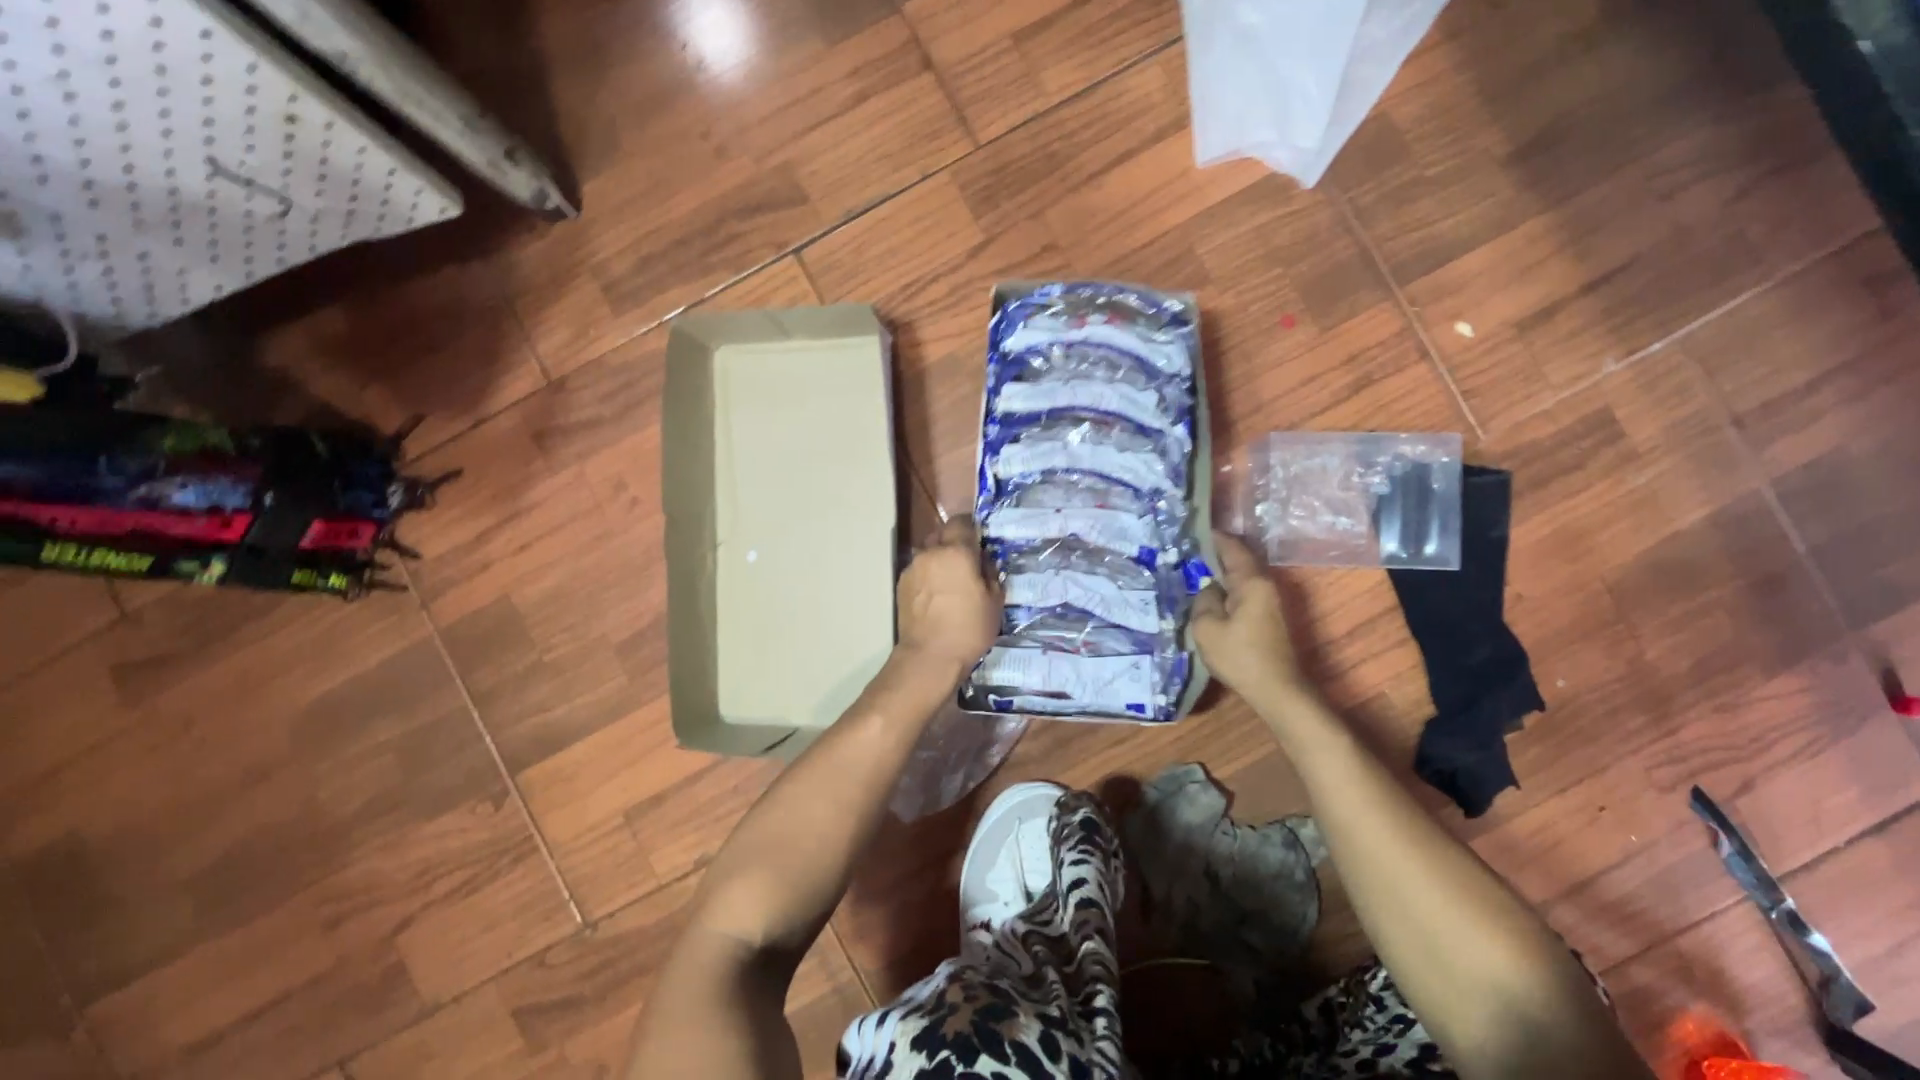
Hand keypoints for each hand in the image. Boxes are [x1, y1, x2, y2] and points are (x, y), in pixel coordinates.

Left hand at [897, 517, 1001, 677]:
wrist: (929, 657)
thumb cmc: (969, 629)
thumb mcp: (994, 601)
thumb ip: (990, 573)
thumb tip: (983, 560)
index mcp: (956, 552)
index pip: (961, 522)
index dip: (971, 528)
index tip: (980, 541)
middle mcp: (930, 553)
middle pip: (941, 534)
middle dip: (953, 543)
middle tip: (967, 562)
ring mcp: (912, 569)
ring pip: (927, 553)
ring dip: (938, 560)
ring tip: (950, 582)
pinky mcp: (901, 586)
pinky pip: (918, 571)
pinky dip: (927, 576)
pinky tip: (936, 597)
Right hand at [1191, 531, 1309, 704]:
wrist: (1276, 689)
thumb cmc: (1239, 656)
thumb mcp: (1206, 628)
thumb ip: (1203, 600)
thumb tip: (1208, 589)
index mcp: (1252, 581)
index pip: (1232, 547)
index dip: (1212, 537)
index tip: (1192, 530)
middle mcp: (1266, 585)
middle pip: (1239, 560)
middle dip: (1215, 553)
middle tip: (1187, 550)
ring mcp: (1270, 601)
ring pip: (1242, 577)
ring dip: (1221, 572)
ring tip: (1194, 570)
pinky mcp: (1269, 617)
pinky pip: (1245, 592)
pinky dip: (1228, 588)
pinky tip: (1211, 595)